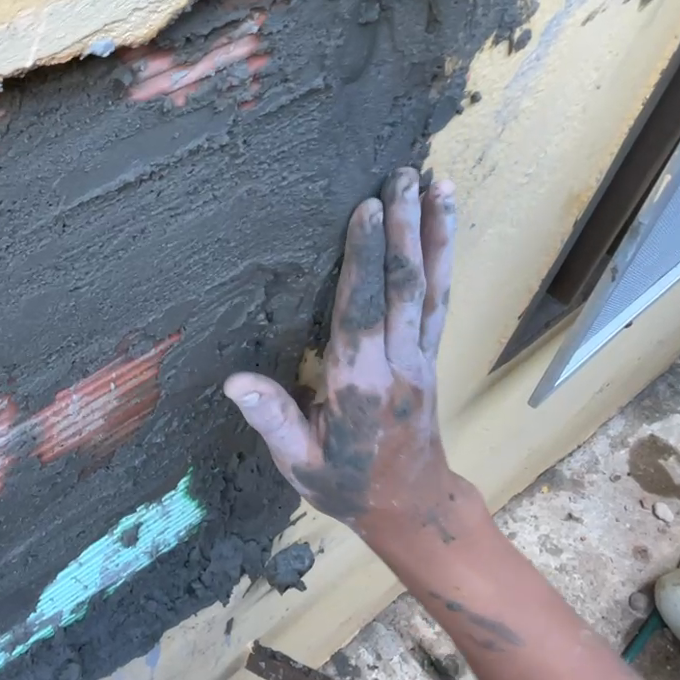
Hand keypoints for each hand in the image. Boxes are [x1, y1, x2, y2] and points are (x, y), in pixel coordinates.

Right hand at [223, 167, 469, 554]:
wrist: (411, 505)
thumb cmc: (346, 484)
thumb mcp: (300, 463)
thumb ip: (273, 420)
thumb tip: (234, 382)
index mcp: (361, 383)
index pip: (361, 310)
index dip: (364, 258)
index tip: (366, 209)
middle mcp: (399, 361)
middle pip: (404, 285)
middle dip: (403, 227)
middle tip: (403, 174)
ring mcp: (421, 355)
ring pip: (430, 285)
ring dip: (434, 231)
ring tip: (439, 182)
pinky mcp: (430, 353)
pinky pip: (440, 298)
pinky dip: (444, 256)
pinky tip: (444, 225)